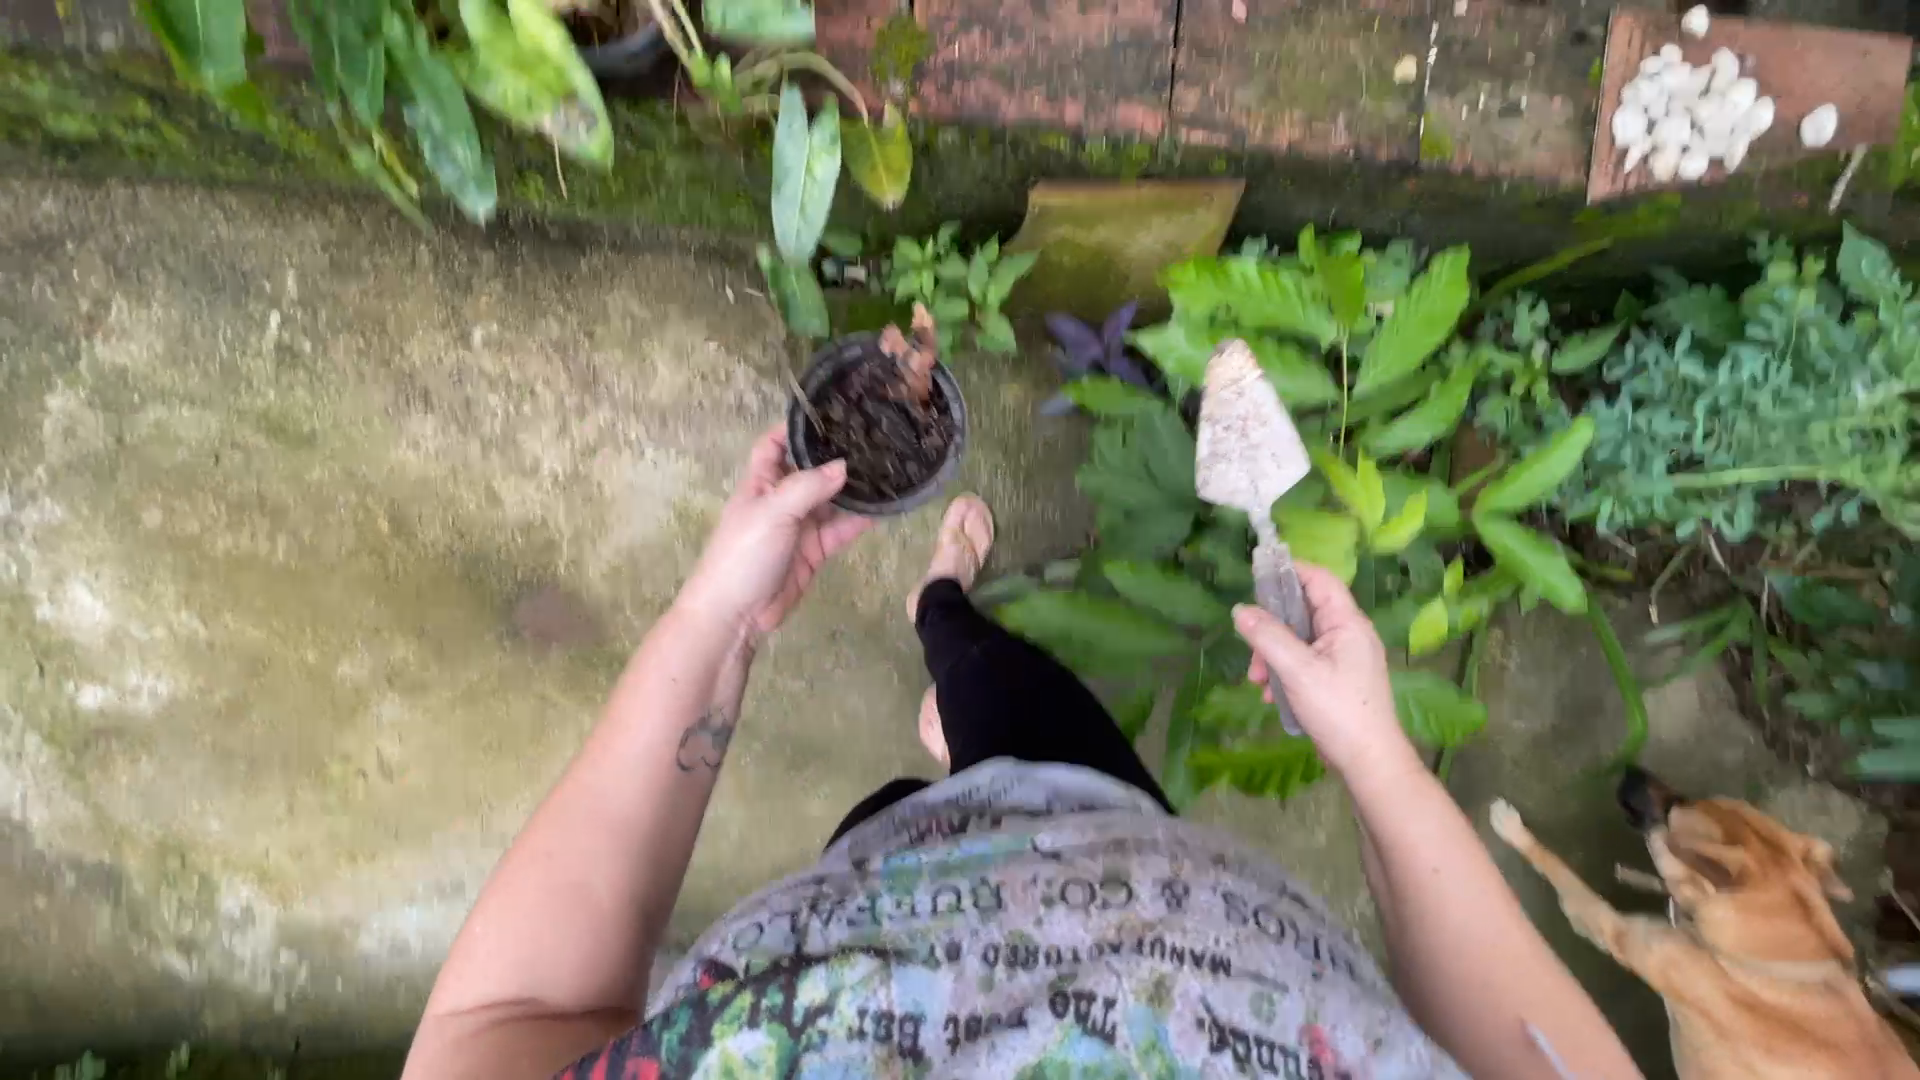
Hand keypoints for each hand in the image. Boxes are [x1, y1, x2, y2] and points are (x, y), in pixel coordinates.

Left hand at [679, 425, 873, 640]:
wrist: (736, 613)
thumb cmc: (743, 554)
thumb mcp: (772, 512)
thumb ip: (808, 487)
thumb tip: (843, 466)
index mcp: (760, 483)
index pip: (773, 445)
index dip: (793, 428)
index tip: (826, 414)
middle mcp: (780, 500)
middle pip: (808, 470)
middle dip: (833, 457)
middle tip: (869, 438)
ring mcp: (799, 526)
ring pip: (830, 500)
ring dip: (852, 489)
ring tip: (884, 469)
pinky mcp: (814, 552)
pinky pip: (840, 530)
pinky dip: (859, 520)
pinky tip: (883, 508)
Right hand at [1231, 562, 1419, 783]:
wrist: (1369, 761)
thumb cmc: (1338, 710)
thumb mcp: (1297, 670)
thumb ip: (1267, 636)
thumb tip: (1240, 609)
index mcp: (1347, 623)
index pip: (1319, 580)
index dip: (1290, 570)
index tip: (1257, 571)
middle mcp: (1348, 634)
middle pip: (1302, 610)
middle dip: (1270, 626)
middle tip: (1251, 647)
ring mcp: (1343, 656)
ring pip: (1297, 638)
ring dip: (1272, 653)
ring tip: (1258, 679)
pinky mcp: (1336, 677)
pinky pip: (1302, 659)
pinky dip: (1283, 670)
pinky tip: (1270, 693)